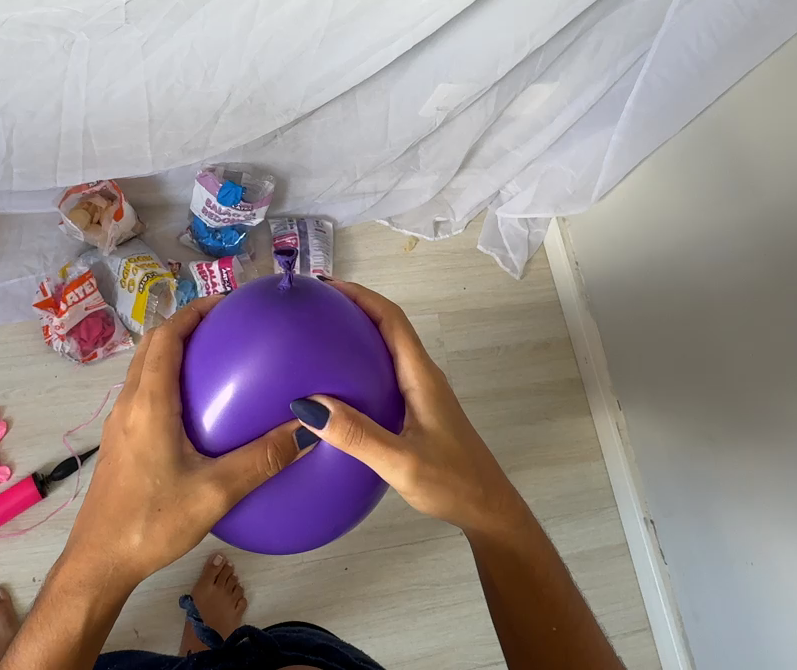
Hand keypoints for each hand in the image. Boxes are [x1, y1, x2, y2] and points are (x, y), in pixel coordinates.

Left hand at [60, 296, 309, 586]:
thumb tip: (308, 428)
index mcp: (149, 402)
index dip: (192, 312)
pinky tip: (198, 408)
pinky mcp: (120, 442)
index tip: (225, 304)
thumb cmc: (151, 523)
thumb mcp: (214, 493)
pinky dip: (168, 378)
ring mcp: (120, 423)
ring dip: (173, 350)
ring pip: (144, 367)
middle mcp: (130, 403)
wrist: (98, 564)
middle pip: (152, 345)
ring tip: (214, 356)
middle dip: (185, 325)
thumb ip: (262, 459)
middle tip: (224, 324)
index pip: (166, 337)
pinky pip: (143, 392)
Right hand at [294, 281, 526, 535]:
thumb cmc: (452, 483)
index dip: (362, 295)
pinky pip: (386, 372)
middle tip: (317, 306)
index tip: (327, 286)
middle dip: (355, 307)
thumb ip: (358, 435)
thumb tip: (308, 405)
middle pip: (388, 325)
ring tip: (321, 335)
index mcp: (421, 376)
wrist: (489, 509)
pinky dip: (361, 363)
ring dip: (359, 333)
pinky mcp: (419, 409)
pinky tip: (339, 384)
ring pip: (388, 348)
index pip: (391, 319)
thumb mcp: (401, 462)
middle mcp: (422, 375)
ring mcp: (422, 392)